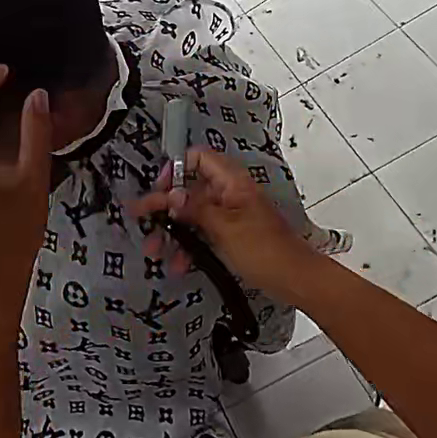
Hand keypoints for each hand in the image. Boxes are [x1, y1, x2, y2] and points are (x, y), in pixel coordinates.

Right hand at [132, 147, 313, 292]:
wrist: (294, 278)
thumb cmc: (265, 250)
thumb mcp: (224, 228)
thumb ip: (195, 209)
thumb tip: (170, 194)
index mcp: (232, 182)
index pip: (198, 159)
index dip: (175, 169)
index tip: (159, 190)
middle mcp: (230, 194)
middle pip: (190, 190)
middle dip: (165, 207)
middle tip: (141, 221)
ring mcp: (230, 216)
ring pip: (193, 216)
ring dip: (172, 231)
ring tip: (155, 250)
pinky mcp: (231, 236)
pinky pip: (202, 234)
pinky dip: (188, 246)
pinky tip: (178, 263)